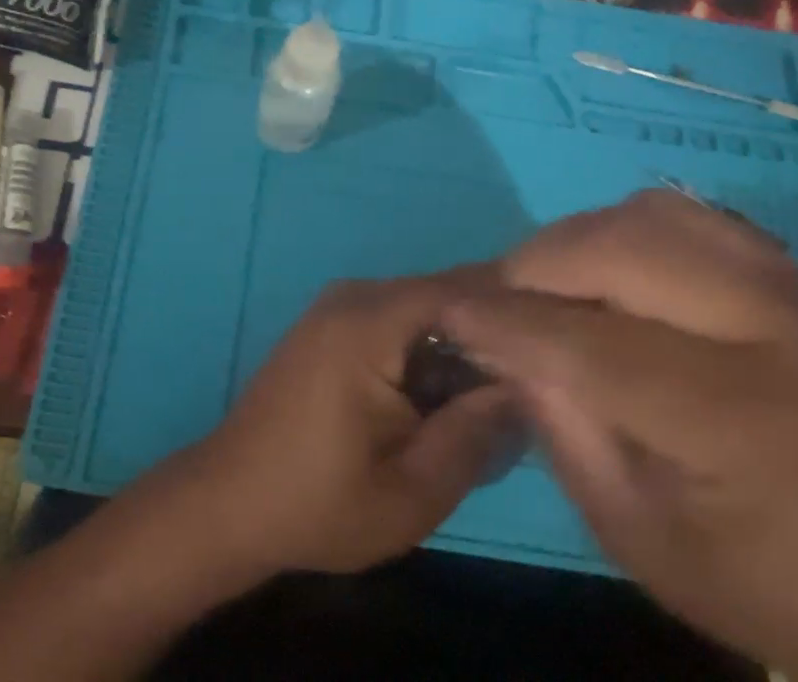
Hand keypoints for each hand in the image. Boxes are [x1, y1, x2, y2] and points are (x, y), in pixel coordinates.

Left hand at [154, 275, 519, 577]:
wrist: (226, 506)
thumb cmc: (317, 506)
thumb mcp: (412, 492)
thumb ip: (476, 433)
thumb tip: (532, 385)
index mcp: (369, 324)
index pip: (468, 290)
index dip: (524, 317)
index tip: (572, 353)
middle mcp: (353, 298)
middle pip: (450, 294)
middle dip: (501, 332)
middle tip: (551, 381)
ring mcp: (337, 310)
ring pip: (429, 310)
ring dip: (469, 345)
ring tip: (511, 394)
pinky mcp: (331, 330)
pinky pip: (400, 324)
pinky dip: (435, 351)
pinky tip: (456, 396)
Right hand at [445, 190, 797, 681]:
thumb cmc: (756, 581)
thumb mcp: (632, 530)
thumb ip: (561, 426)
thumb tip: (500, 344)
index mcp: (745, 419)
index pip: (592, 342)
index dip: (506, 322)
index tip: (446, 313)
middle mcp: (782, 330)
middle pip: (626, 247)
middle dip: (536, 265)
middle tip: (496, 303)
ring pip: (654, 214)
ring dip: (580, 242)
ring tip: (549, 290)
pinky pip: (692, 218)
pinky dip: (629, 234)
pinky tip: (611, 282)